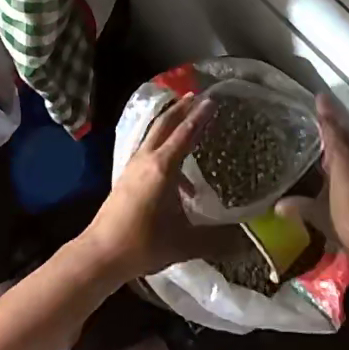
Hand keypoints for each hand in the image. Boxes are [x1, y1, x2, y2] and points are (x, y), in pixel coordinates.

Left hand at [79, 94, 233, 282]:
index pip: (185, 133)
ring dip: (169, 122)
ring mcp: (133, 166)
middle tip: (196, 96)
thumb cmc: (142, 244)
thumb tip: (246, 241)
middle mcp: (146, 160)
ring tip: (184, 117)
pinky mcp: (126, 177)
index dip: (200, 116)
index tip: (212, 100)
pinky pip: (148, 148)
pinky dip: (161, 142)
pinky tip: (174, 165)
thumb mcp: (184, 243)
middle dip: (181, 108)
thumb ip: (216, 240)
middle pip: (164, 124)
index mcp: (162, 168)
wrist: (101, 253)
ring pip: (153, 134)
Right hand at [291, 95, 348, 274]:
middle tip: (318, 112)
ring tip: (321, 134)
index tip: (318, 97)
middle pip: (345, 137)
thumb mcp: (321, 211)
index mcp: (348, 160)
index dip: (326, 115)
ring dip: (338, 140)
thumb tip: (278, 205)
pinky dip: (340, 158)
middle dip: (333, 124)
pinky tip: (330, 166)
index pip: (334, 131)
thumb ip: (301, 205)